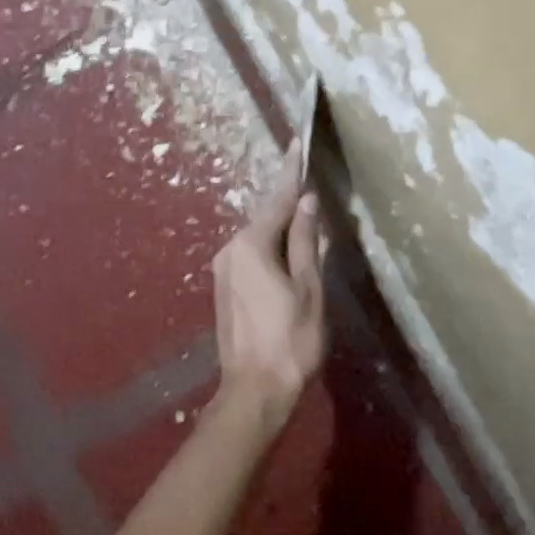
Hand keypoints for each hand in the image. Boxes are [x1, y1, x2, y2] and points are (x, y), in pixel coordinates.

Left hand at [211, 140, 326, 426]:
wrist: (253, 392)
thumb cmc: (290, 340)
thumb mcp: (308, 288)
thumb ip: (306, 242)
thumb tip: (307, 202)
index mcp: (252, 245)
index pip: (277, 200)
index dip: (291, 171)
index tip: (295, 143)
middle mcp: (230, 249)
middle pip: (266, 218)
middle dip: (289, 203)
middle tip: (310, 184)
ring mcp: (223, 269)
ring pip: (259, 237)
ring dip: (282, 229)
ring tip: (307, 221)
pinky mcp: (224, 287)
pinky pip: (251, 255)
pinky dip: (271, 247)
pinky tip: (288, 253)